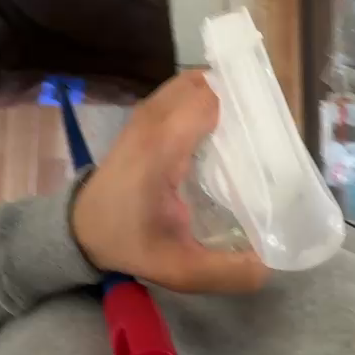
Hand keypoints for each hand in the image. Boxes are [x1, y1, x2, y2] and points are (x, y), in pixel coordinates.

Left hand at [70, 71, 269, 294]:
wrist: (83, 228)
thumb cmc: (130, 242)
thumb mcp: (180, 269)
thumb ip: (227, 271)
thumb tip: (271, 263)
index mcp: (160, 148)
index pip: (207, 100)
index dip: (240, 110)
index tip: (268, 135)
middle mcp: (152, 121)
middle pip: (203, 84)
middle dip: (236, 99)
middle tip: (262, 132)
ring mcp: (144, 114)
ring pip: (191, 83)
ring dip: (219, 96)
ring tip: (245, 129)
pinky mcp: (142, 116)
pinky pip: (179, 92)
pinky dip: (202, 99)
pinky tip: (219, 130)